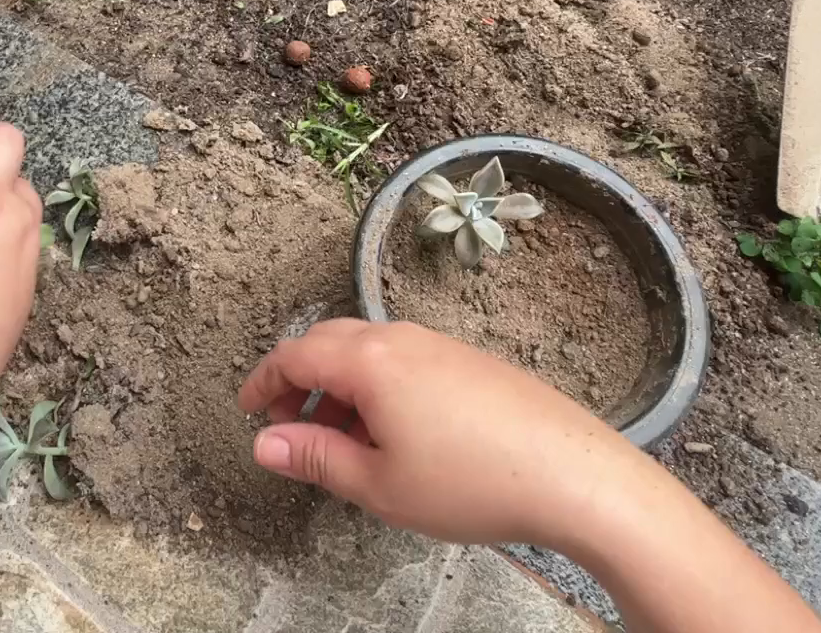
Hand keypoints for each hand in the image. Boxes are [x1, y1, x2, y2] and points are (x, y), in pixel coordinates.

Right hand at [238, 319, 646, 548]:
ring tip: (340, 439)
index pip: (295, 355)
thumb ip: (314, 458)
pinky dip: (373, 385)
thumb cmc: (469, 480)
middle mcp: (397, 337)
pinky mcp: (463, 358)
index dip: (263, 381)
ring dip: (337, 385)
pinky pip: (399, 358)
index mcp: (368, 359)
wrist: (574, 472)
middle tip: (288, 426)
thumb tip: (262, 445)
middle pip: (326, 342)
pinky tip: (391, 432)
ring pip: (364, 350)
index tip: (247, 409)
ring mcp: (434, 343)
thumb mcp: (379, 483)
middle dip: (298, 381)